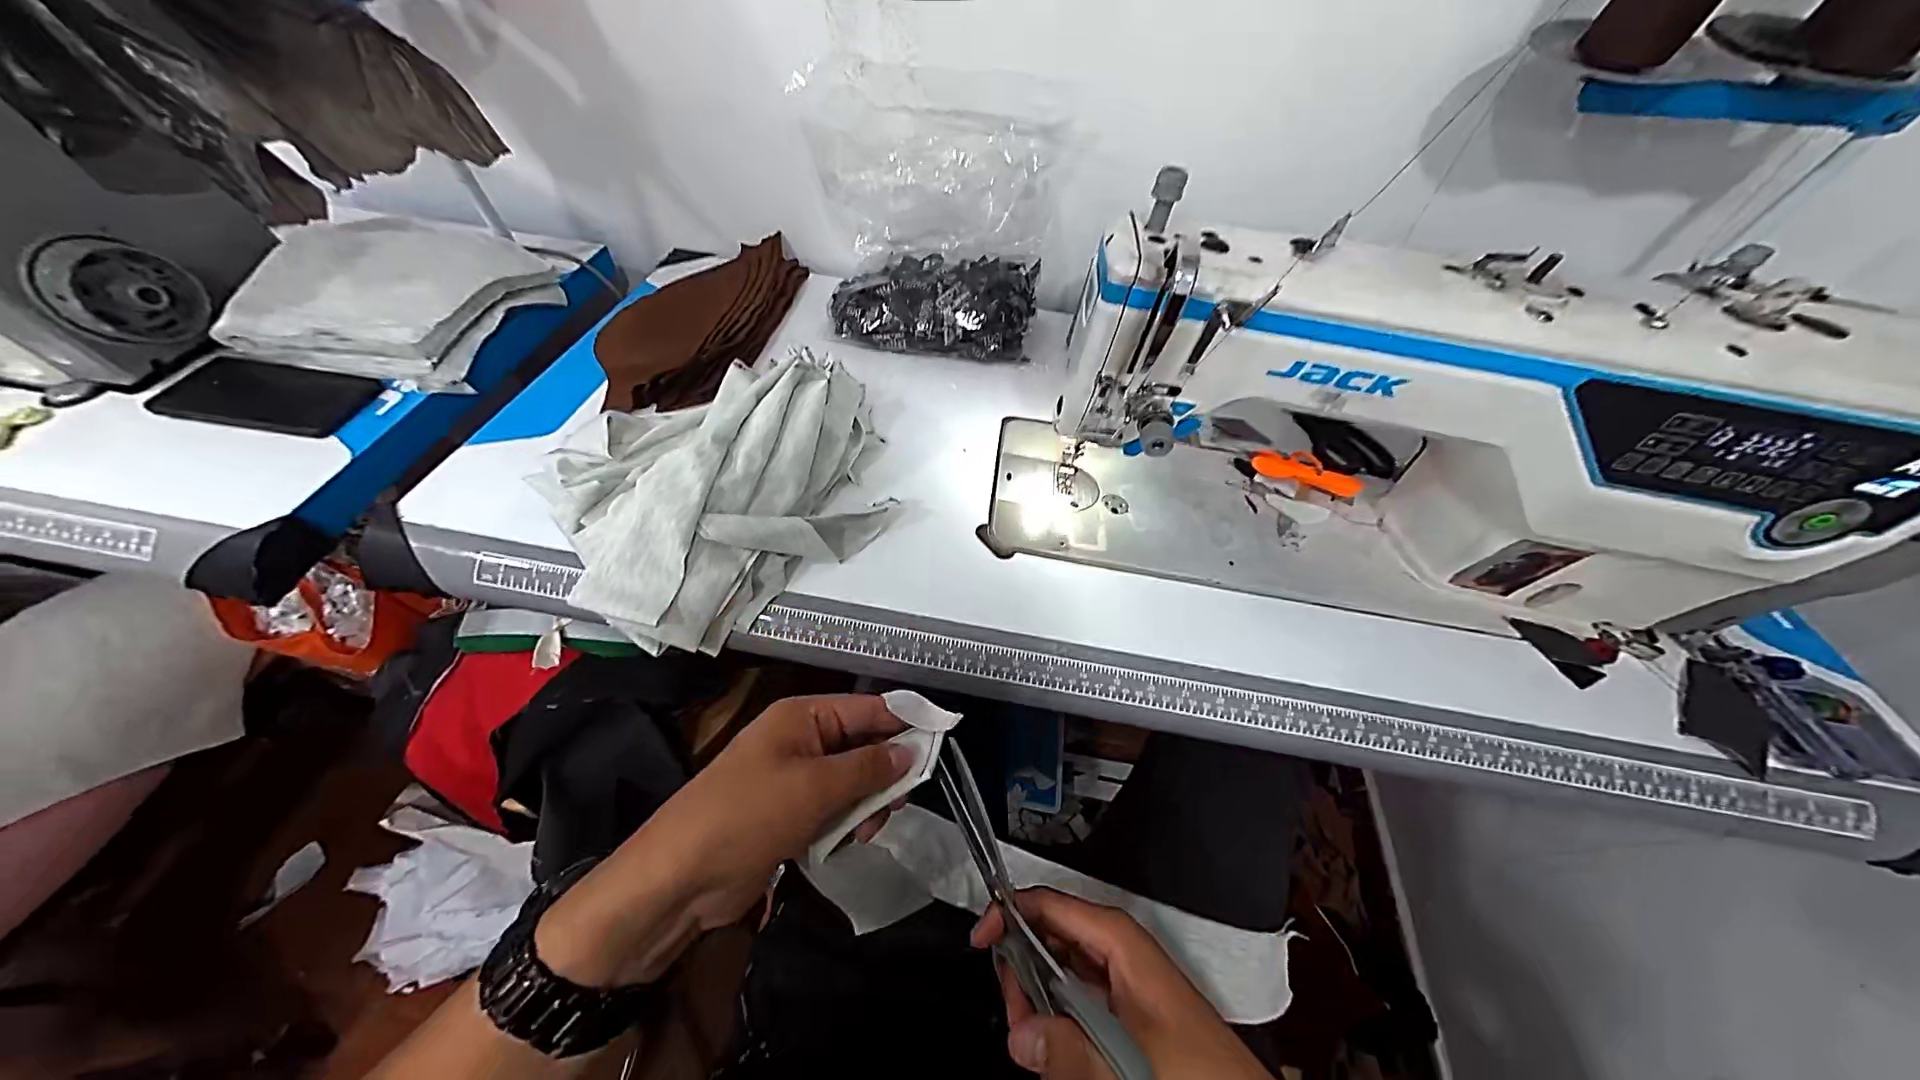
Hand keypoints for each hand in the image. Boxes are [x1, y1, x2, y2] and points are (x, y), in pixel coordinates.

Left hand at [535, 695, 912, 986]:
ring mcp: (794, 778)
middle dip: (883, 775)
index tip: (943, 741)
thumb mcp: (815, 788)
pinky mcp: (788, 813)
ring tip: (859, 832)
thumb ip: (869, 767)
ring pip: (853, 781)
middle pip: (864, 745)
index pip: (869, 709)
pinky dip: (843, 824)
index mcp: (803, 716)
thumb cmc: (747, 817)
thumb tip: (912, 750)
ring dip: (864, 806)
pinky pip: (834, 809)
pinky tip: (840, 844)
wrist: (676, 880)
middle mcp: (801, 739)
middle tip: (893, 805)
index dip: (907, 723)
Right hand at [972, 888, 1271, 1079]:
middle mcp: (1114, 945)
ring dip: (1036, 999)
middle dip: (1020, 971)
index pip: (1047, 903)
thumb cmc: (1201, 1073)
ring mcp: (1117, 972)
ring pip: (1055, 964)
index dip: (1008, 914)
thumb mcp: (1130, 1063)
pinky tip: (1057, 1044)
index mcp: (1116, 938)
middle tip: (1017, 1018)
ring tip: (1037, 1043)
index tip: (982, 940)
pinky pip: (1072, 990)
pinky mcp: (1120, 1000)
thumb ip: (1071, 1050)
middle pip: (1046, 933)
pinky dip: (1055, 1013)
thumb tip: (1020, 1034)